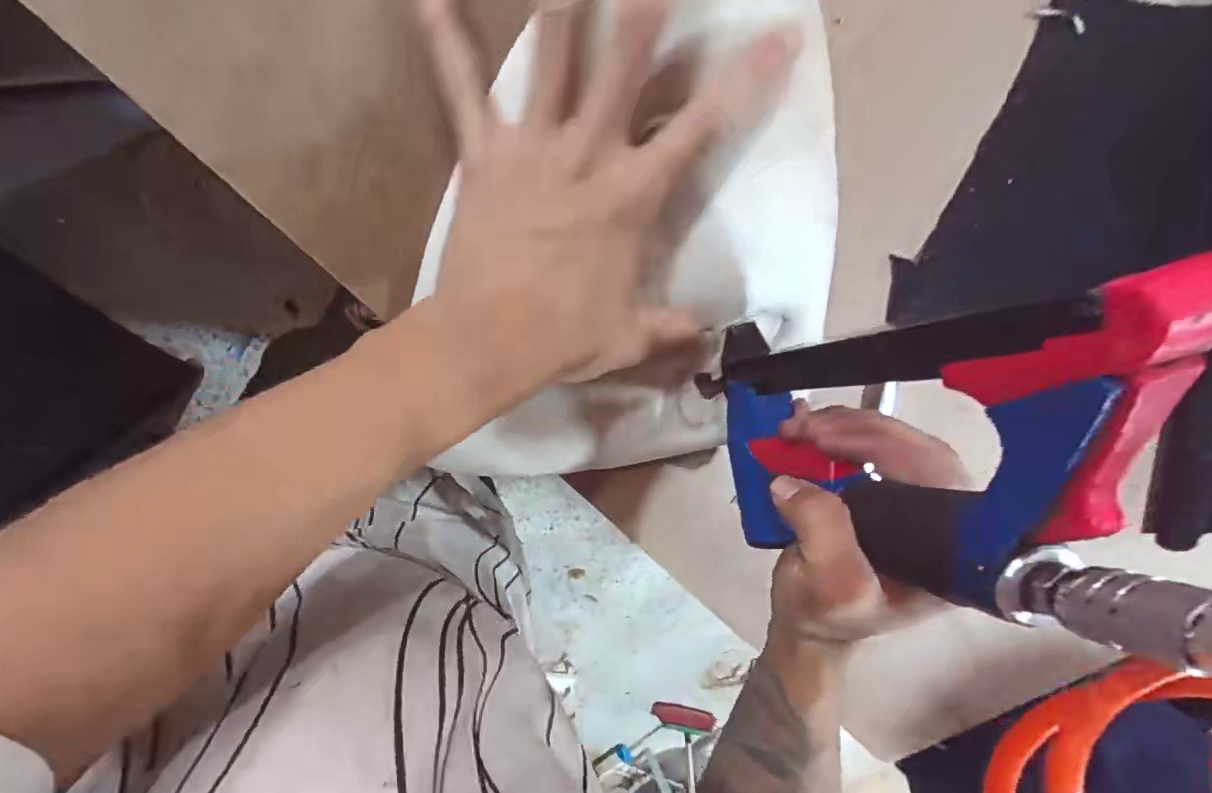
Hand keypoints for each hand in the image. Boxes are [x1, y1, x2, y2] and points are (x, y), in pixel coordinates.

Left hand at [418, 0, 797, 386]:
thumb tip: (705, 336)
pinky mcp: (483, 159)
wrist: (488, 340)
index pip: (702, 125)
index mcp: (632, 194)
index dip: (746, 79)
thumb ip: (668, 329)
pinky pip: (463, 93)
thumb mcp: (626, 338)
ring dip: (564, 2)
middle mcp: (588, 154)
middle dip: (645, 5)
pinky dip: (447, 45)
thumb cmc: (559, 340)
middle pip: (626, 61)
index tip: (782, 34)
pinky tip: (429, 0)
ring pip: (552, 56)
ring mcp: (532, 149)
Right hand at [766, 403, 969, 647]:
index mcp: (953, 545)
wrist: (811, 627)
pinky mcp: (886, 496)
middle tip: (802, 427)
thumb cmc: (827, 615)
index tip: (827, 438)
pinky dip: (836, 437)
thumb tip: (789, 481)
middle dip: (857, 430)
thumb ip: (821, 531)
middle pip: (916, 451)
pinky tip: (809, 432)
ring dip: (842, 428)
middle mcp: (946, 518)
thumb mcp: (829, 584)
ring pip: (894, 446)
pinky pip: (871, 455)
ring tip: (797, 428)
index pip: (936, 474)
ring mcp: (917, 504)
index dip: (886, 446)